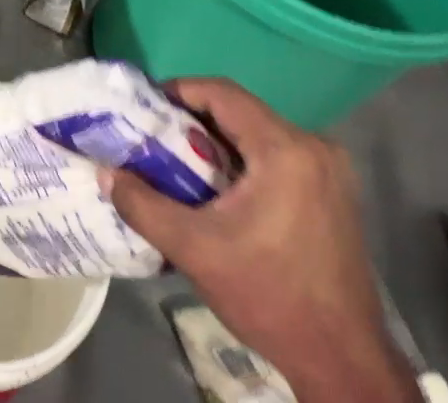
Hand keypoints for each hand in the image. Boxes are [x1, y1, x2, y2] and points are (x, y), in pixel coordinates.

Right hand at [102, 79, 417, 402]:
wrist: (341, 357)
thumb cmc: (268, 295)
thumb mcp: (192, 249)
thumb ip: (142, 205)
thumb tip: (105, 173)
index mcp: (284, 150)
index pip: (222, 93)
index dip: (177, 90)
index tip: (142, 108)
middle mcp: (313, 147)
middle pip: (240, 112)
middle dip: (191, 121)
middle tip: (150, 141)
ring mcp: (329, 170)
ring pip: (258, 135)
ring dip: (215, 144)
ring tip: (175, 166)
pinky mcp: (333, 193)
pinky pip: (277, 157)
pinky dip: (241, 163)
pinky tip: (215, 192)